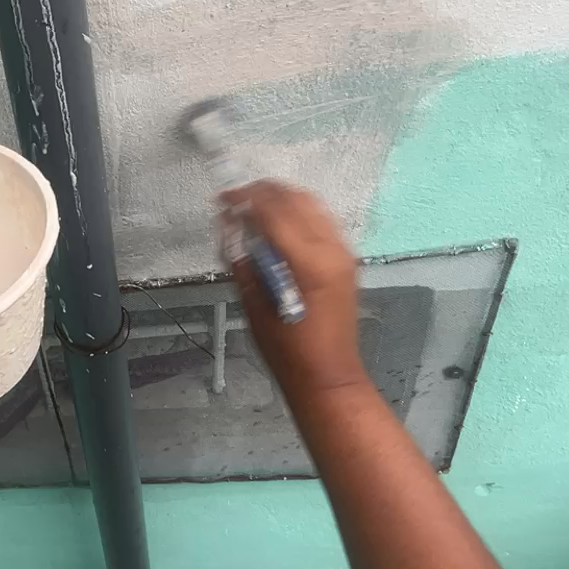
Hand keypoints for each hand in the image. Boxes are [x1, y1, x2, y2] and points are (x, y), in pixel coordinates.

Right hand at [222, 181, 368, 399]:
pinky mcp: (346, 258)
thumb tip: (228, 225)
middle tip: (234, 199)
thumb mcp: (253, 303)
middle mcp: (331, 250)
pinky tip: (279, 220)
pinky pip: (321, 219)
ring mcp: (343, 252)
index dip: (244, 198)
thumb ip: (242, 259)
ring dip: (281, 197)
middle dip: (262, 192)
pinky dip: (297, 211)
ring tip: (254, 205)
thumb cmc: (286, 349)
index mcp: (307, 263)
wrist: (328, 375)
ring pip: (311, 203)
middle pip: (295, 198)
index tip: (222, 198)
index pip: (273, 211)